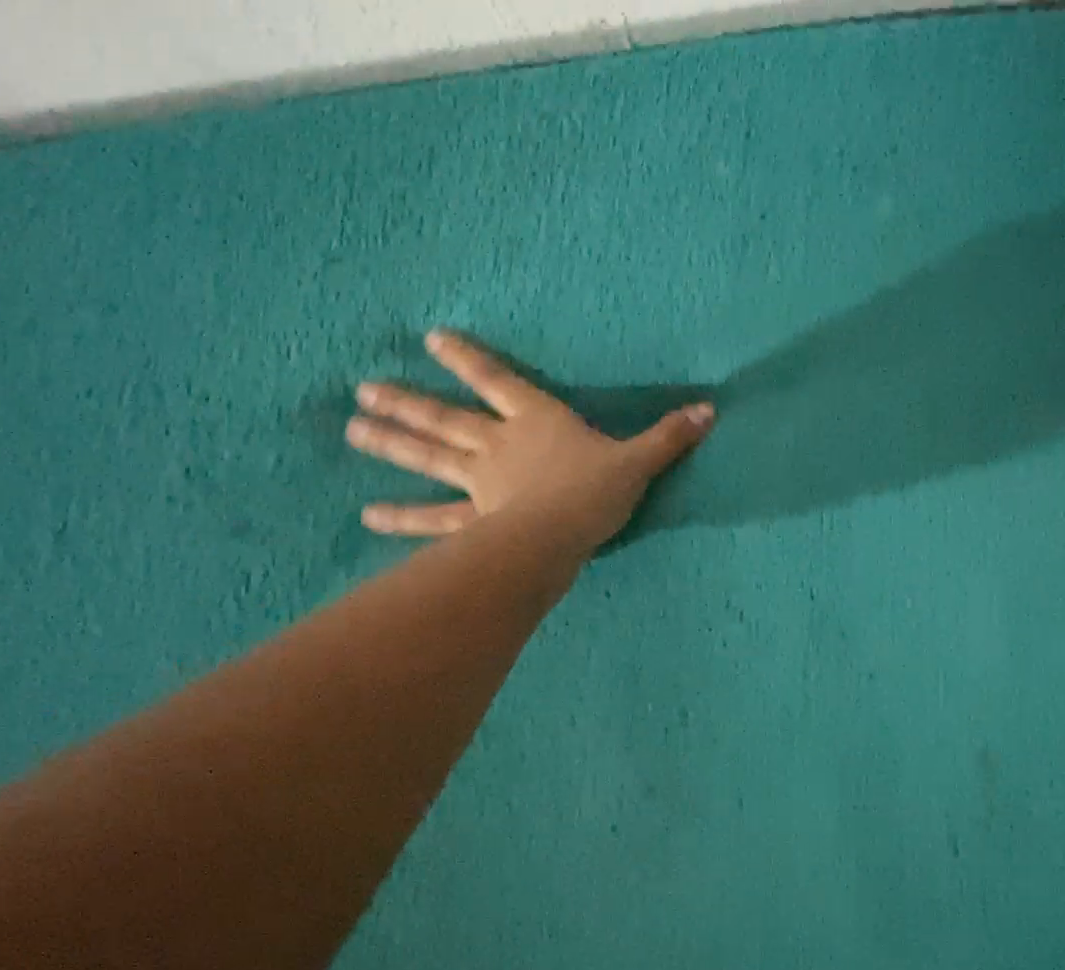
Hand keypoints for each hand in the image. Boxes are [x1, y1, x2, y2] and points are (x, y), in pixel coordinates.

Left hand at [347, 329, 713, 550]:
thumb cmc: (595, 492)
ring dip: (392, 445)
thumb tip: (711, 411)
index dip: (467, 360)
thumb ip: (670, 437)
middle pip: (447, 420)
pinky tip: (369, 515)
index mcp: (537, 422)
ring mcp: (480, 483)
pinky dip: (404, 518)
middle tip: (363, 390)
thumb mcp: (639, 461)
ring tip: (353, 430)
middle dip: (407, 404)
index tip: (431, 339)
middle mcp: (499, 445)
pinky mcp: (476, 521)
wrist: (560, 536)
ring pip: (430, 459)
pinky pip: (436, 519)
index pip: (498, 381)